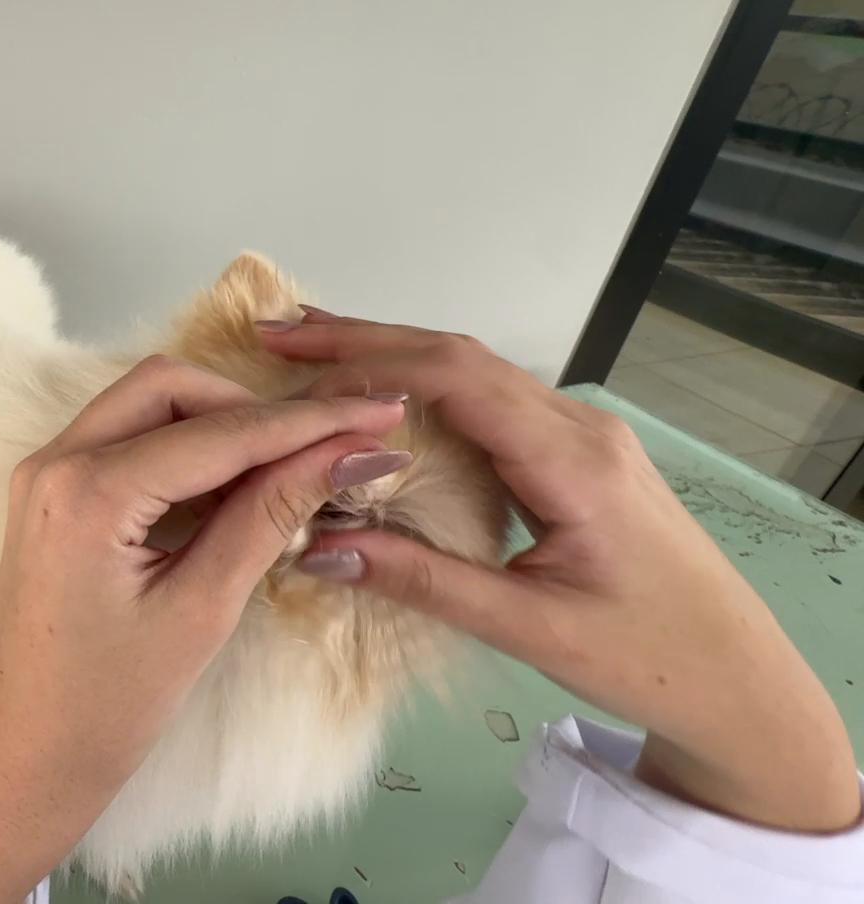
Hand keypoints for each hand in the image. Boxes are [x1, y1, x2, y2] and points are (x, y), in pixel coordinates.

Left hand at [0, 356, 413, 903]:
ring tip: (283, 467)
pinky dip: (176, 444)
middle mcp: (52, 460)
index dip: (303, 421)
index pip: (213, 432)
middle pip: (164, 388)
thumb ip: (269, 515)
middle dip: (246, 406)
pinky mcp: (46, 489)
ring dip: (211, 421)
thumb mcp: (201, 609)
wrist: (29, 747)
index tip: (378, 412)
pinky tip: (226, 481)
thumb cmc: (112, 702)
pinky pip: (118, 437)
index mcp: (86, 491)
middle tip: (320, 446)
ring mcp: (41, 471)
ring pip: (139, 405)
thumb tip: (346, 454)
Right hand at [259, 311, 860, 832]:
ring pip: (464, 363)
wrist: (749, 688)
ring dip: (381, 347)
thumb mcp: (529, 629)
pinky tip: (371, 379)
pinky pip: (477, 389)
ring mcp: (574, 431)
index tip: (293, 385)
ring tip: (304, 344)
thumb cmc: (651, 660)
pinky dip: (410, 372)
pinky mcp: (564, 446)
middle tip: (276, 335)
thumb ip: (419, 581)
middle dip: (358, 337)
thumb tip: (313, 546)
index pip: (455, 380)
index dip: (366, 369)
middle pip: (454, 353)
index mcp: (572, 461)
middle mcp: (575, 427)